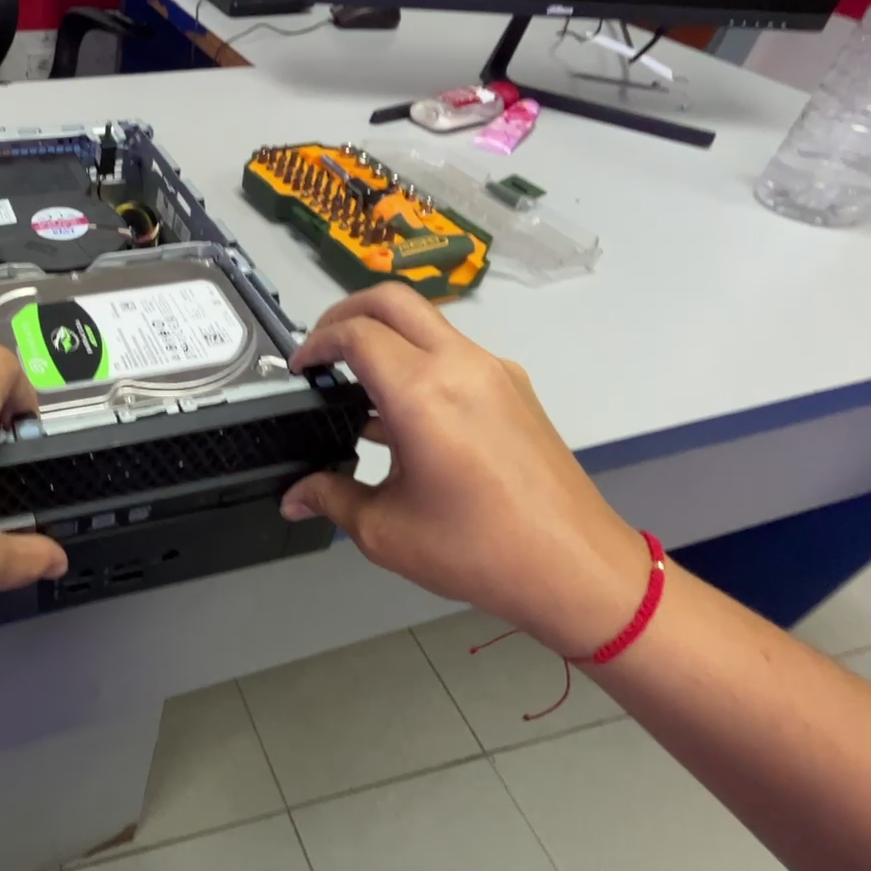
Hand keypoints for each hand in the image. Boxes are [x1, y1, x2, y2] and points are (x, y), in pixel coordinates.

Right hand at [282, 285, 651, 657]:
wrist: (579, 570)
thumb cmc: (477, 549)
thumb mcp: (385, 530)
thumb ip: (329, 498)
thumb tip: (291, 498)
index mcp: (422, 392)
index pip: (356, 334)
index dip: (316, 343)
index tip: (299, 370)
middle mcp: (460, 365)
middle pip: (392, 300)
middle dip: (345, 314)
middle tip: (321, 351)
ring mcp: (494, 371)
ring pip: (426, 321)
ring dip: (384, 336)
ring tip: (356, 386)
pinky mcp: (514, 388)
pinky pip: (453, 351)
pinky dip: (416, 359)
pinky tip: (401, 415)